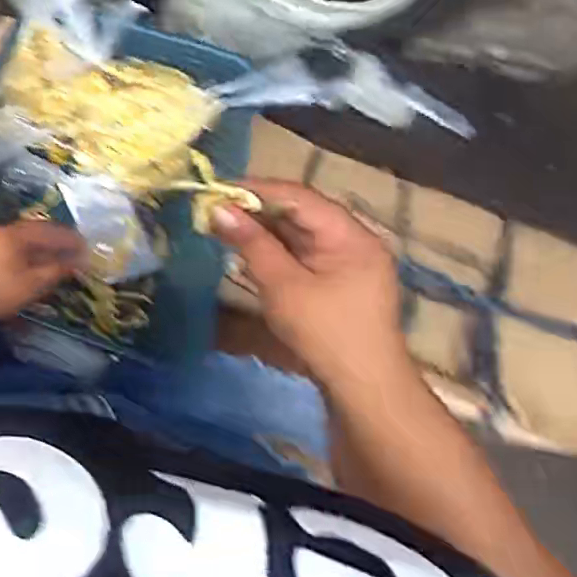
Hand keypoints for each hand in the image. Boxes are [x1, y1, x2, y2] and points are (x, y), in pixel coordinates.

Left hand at [0, 221, 85, 329]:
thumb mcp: (31, 285)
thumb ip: (56, 271)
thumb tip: (77, 262)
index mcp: (16, 234)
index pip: (51, 231)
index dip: (72, 240)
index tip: (89, 249)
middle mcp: (4, 230)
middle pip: (38, 229)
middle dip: (59, 239)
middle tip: (78, 250)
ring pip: (26, 236)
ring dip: (45, 245)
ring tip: (61, 256)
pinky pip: (16, 243)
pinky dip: (31, 249)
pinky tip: (37, 261)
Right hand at [208, 179, 405, 382]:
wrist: (363, 387)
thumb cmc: (324, 332)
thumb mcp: (282, 285)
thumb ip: (251, 243)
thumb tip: (218, 208)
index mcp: (350, 235)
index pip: (299, 196)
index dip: (256, 188)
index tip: (216, 189)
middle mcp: (353, 239)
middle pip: (300, 211)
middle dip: (256, 208)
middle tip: (214, 208)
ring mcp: (346, 260)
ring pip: (298, 231)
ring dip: (262, 227)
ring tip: (223, 224)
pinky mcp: (336, 278)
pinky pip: (301, 250)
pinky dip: (273, 247)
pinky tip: (246, 248)